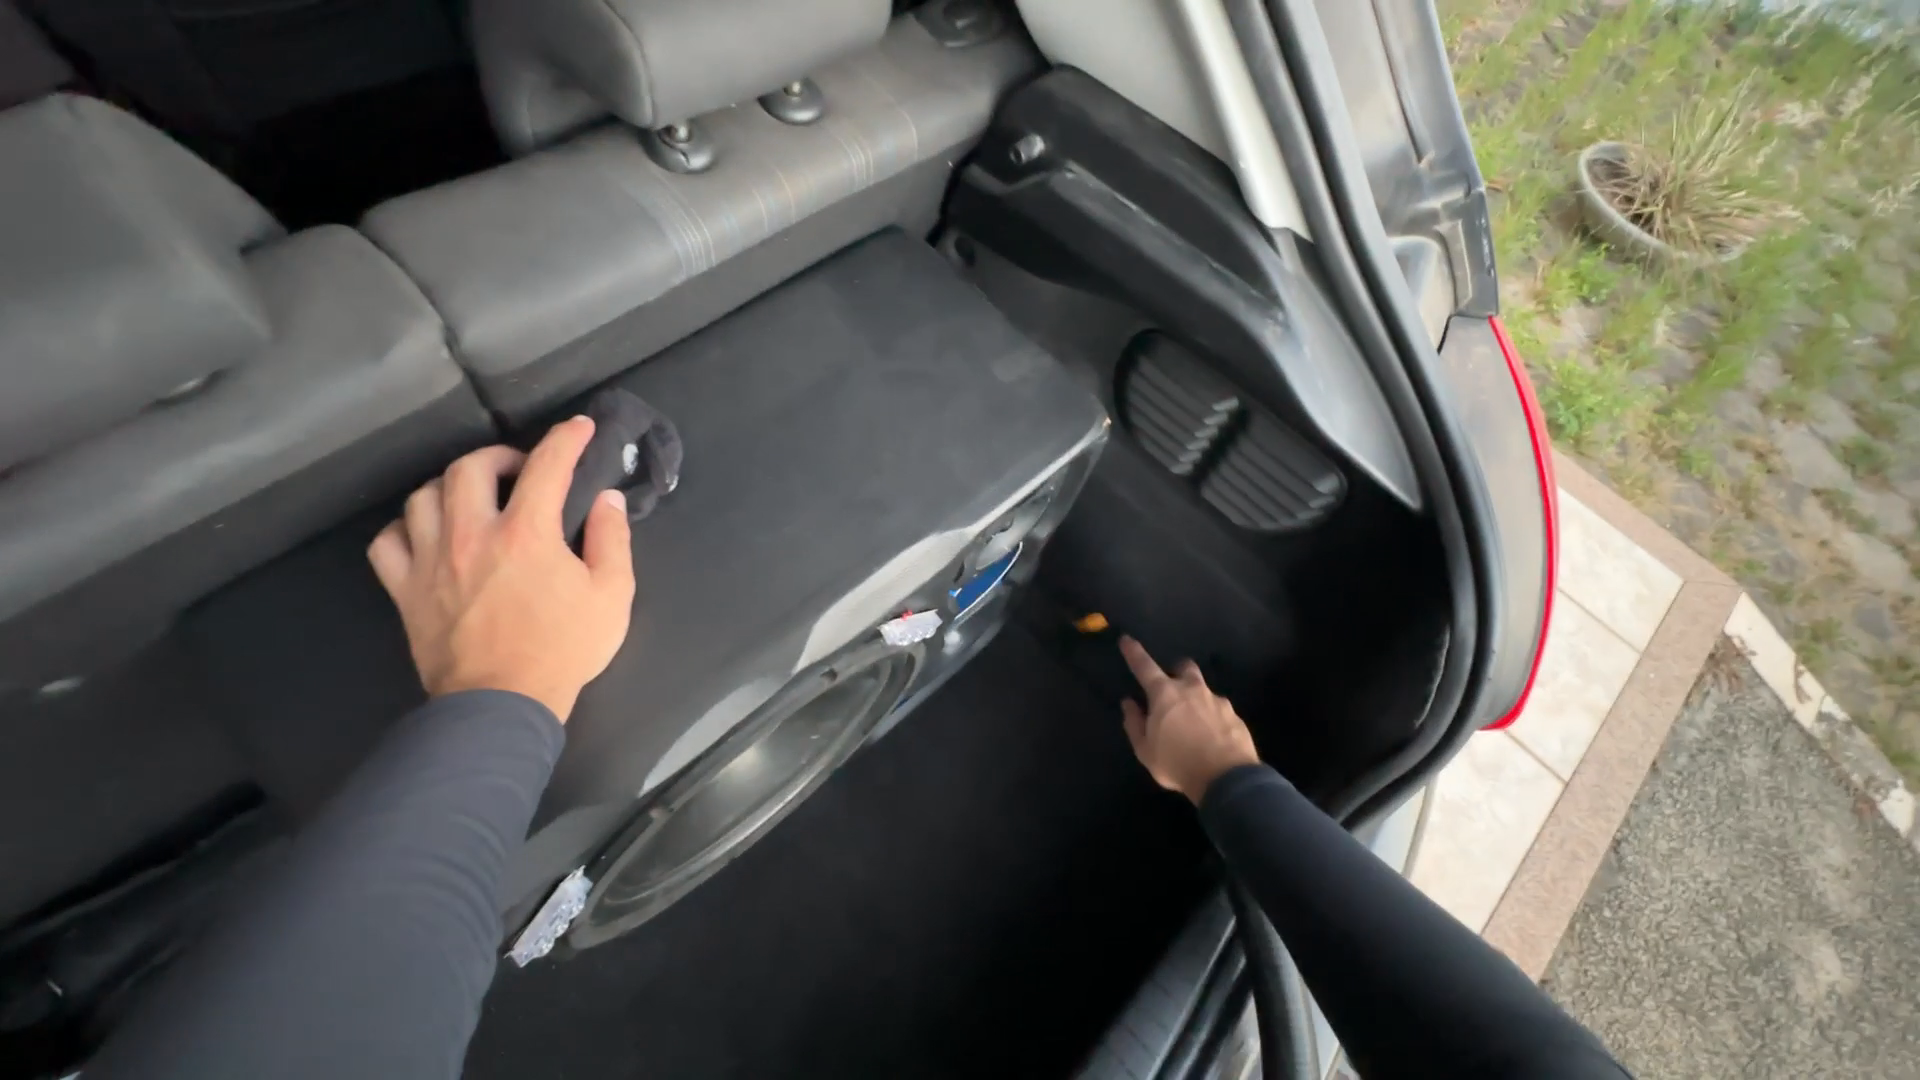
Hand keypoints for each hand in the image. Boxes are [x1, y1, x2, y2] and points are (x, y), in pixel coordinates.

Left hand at [367, 416, 636, 722]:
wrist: (502, 704)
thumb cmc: (564, 648)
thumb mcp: (613, 595)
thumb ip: (613, 540)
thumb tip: (608, 500)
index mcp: (527, 533)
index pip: (547, 466)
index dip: (566, 439)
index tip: (580, 428)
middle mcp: (471, 534)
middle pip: (470, 468)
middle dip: (501, 456)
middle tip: (521, 470)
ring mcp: (430, 561)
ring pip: (423, 496)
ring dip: (452, 485)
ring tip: (474, 497)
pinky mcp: (404, 589)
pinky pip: (387, 541)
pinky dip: (407, 527)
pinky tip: (429, 533)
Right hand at [1119, 636, 1259, 803]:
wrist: (1226, 778)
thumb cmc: (1177, 763)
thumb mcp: (1145, 749)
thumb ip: (1134, 723)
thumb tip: (1129, 703)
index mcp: (1164, 694)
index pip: (1144, 666)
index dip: (1133, 652)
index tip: (1126, 640)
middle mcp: (1192, 689)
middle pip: (1184, 667)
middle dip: (1177, 672)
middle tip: (1172, 689)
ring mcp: (1217, 701)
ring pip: (1204, 690)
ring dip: (1197, 699)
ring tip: (1195, 724)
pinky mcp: (1235, 716)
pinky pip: (1220, 710)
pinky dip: (1213, 719)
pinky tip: (1213, 738)